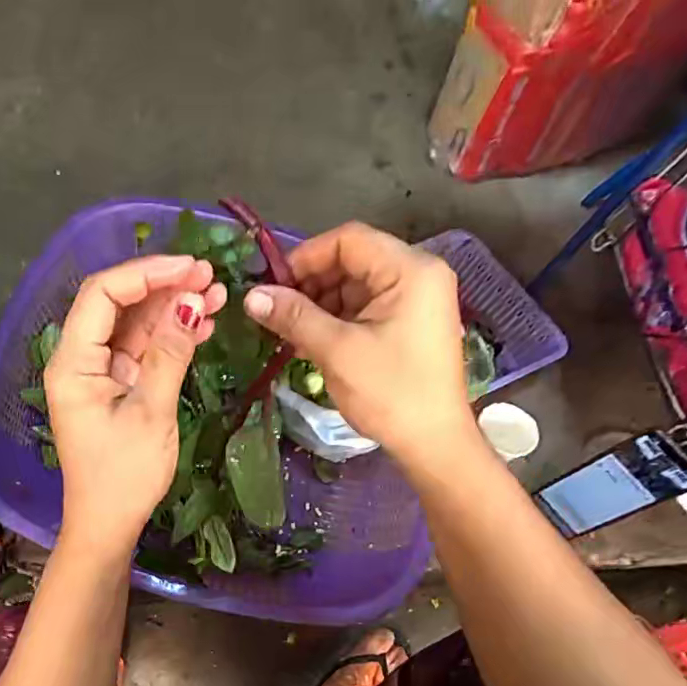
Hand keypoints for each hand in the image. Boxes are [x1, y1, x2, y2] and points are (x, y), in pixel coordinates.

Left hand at [47, 255, 226, 548]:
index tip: (191, 267)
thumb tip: (193, 303)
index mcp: (73, 362)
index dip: (146, 273)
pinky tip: (204, 325)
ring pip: (137, 326)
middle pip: (120, 305)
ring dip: (174, 309)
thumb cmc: (124, 476)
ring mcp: (102, 373)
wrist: (110, 524)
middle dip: (165, 286)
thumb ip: (169, 355)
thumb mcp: (151, 413)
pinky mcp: (120, 388)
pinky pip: (145, 352)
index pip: (103, 295)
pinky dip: (173, 338)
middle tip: (211, 275)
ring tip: (218, 294)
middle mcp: (82, 359)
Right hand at [242, 222, 476, 468]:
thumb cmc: (391, 394)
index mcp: (411, 270)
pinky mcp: (413, 327)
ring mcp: (420, 303)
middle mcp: (420, 276)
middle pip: (354, 262)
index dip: (306, 258)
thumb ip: (294, 317)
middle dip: (313, 285)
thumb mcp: (338, 351)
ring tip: (294, 333)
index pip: (348, 240)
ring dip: (323, 306)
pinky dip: (341, 321)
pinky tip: (316, 342)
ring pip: (359, 288)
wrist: (435, 444)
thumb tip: (251, 295)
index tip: (274, 286)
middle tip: (279, 314)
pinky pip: (370, 310)